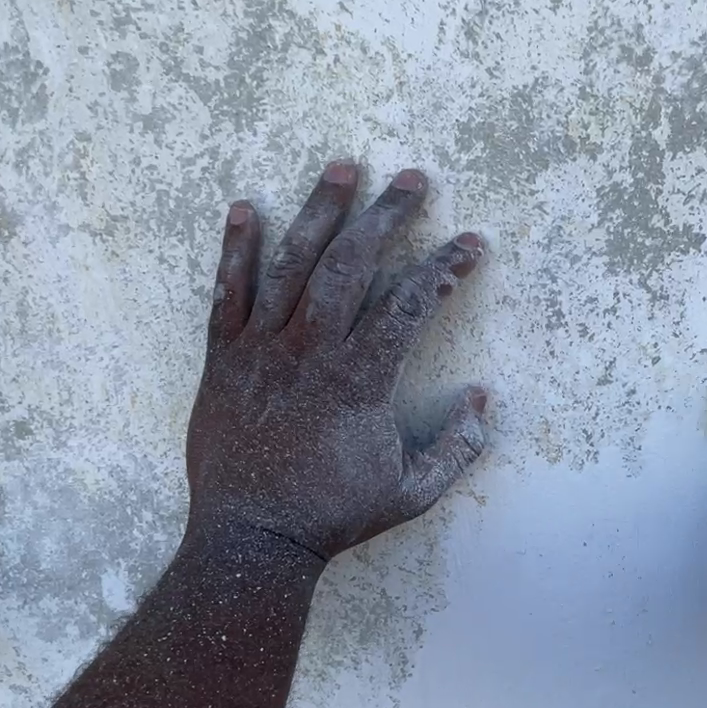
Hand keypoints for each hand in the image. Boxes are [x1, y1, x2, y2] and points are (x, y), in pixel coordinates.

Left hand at [185, 160, 488, 562]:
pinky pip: (225, 293)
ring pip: (291, 264)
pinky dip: (234, 249)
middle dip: (387, 214)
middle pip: (352, 264)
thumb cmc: (334, 515)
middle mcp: (312, 352)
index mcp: (361, 381)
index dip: (446, 269)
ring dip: (319, 211)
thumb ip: (458, 447)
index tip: (472, 243)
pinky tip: (243, 208)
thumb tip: (484, 398)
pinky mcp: (222, 360)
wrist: (252, 540)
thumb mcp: (413, 493)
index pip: (412, 306)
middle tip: (412, 177)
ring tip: (341, 167)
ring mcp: (262, 350)